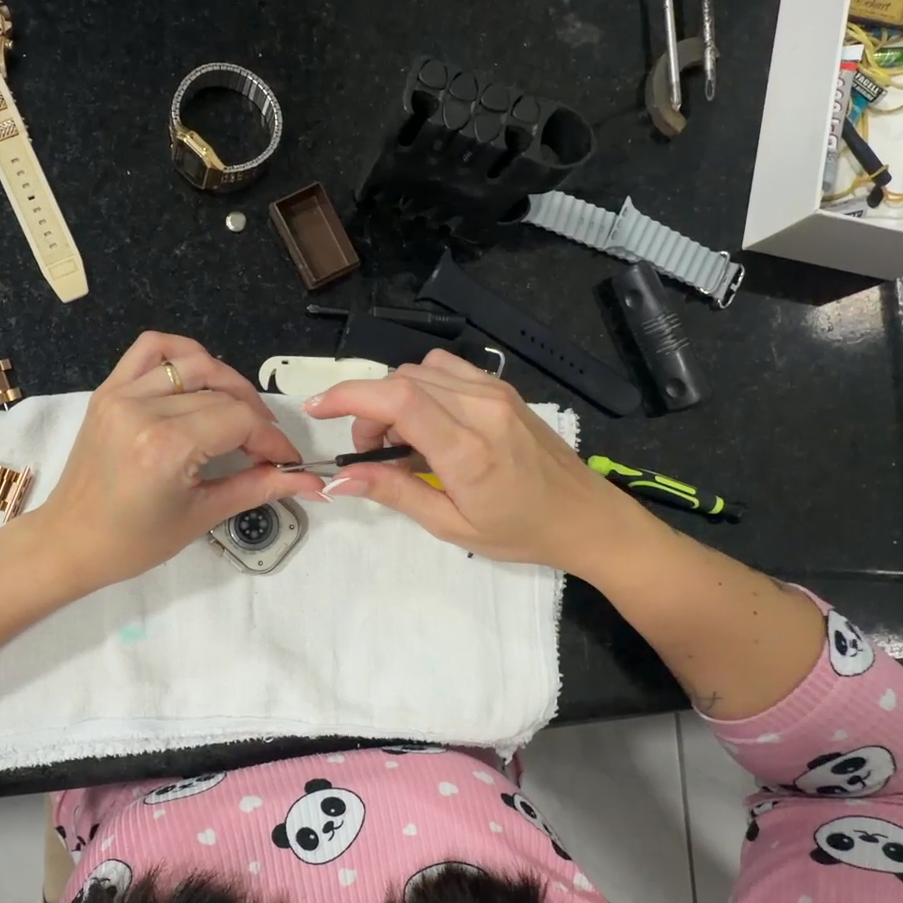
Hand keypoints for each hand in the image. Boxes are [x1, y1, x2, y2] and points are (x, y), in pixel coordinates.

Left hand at [35, 331, 324, 589]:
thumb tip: (309, 481)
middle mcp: (143, 409)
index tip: (286, 460)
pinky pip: (150, 350)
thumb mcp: (202, 516)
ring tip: (237, 411)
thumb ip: (257, 488)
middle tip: (264, 447)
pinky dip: (181, 355)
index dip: (272, 439)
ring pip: (192, 363)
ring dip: (226, 382)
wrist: (70, 541)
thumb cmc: (133, 542)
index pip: (240, 420)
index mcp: (167, 446)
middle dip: (255, 418)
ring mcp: (121, 394)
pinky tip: (197, 378)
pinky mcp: (107, 391)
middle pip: (222, 393)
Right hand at [302, 349, 648, 576]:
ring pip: (421, 371)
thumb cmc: (519, 532)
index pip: (398, 399)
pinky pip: (447, 371)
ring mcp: (496, 393)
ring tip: (400, 442)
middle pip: (402, 380)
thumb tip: (341, 479)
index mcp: (468, 450)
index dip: (349, 396)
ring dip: (395, 399)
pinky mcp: (503, 390)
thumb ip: (394, 493)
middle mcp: (482, 409)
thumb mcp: (451, 525)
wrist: (585, 517)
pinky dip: (421, 388)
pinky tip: (428, 423)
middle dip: (369, 410)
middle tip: (372, 454)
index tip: (318, 409)